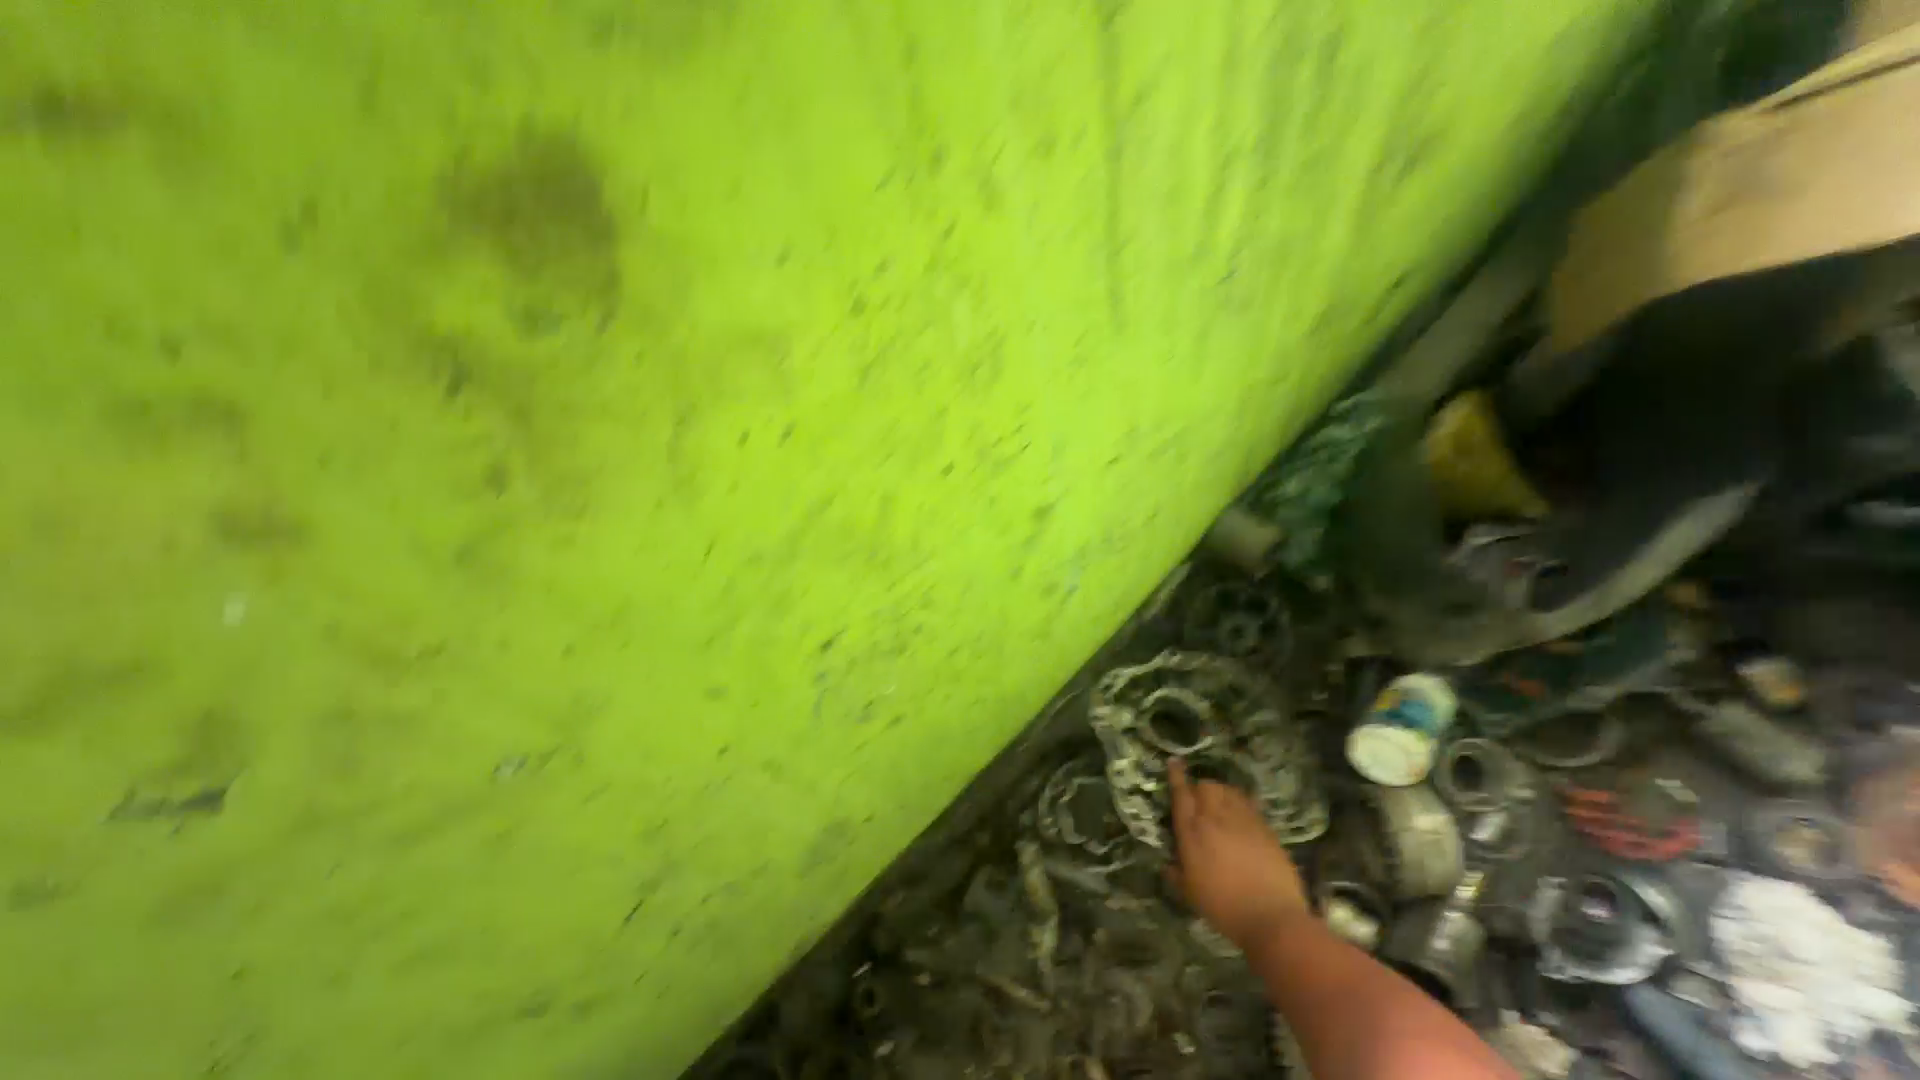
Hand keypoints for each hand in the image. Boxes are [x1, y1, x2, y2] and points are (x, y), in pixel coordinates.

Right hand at [1165, 759, 1310, 949]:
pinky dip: (1240, 802)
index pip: (1181, 794)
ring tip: (1220, 803)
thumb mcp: (1190, 894)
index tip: (1174, 761)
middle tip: (1198, 800)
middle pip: (1206, 786)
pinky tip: (1241, 814)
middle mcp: (1216, 819)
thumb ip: (1175, 874)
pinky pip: (1249, 803)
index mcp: (1192, 833)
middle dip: (1199, 787)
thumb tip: (1168, 864)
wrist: (1271, 916)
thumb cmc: (1224, 908)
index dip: (1176, 776)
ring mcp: (1244, 820)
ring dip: (1220, 791)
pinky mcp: (1265, 827)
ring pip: (1228, 790)